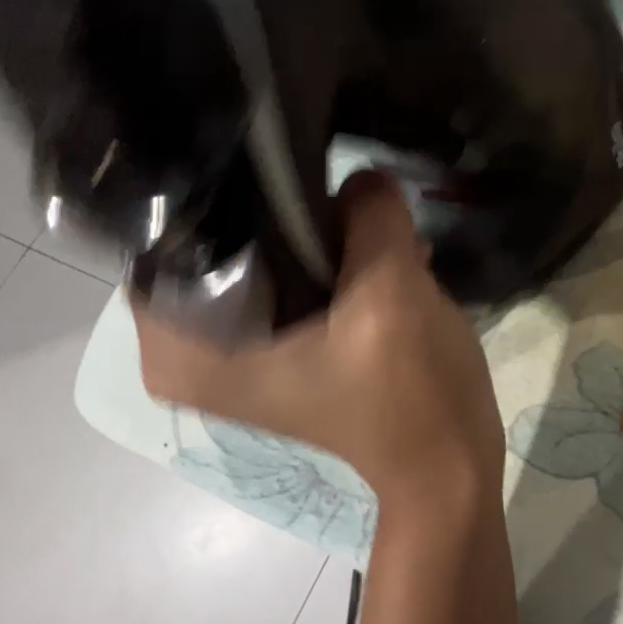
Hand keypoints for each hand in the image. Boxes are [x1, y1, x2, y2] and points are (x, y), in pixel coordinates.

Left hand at [133, 171, 504, 513]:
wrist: (450, 463)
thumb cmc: (409, 393)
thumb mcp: (392, 294)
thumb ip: (372, 221)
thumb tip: (365, 175)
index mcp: (189, 349)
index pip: (171, 238)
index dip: (228, 191)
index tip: (288, 160)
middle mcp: (198, 350)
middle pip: (225, 245)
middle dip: (287, 210)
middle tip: (345, 188)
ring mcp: (247, 352)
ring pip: (269, 259)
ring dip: (323, 234)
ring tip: (378, 220)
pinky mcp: (291, 350)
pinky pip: (298, 280)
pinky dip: (338, 260)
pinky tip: (391, 250)